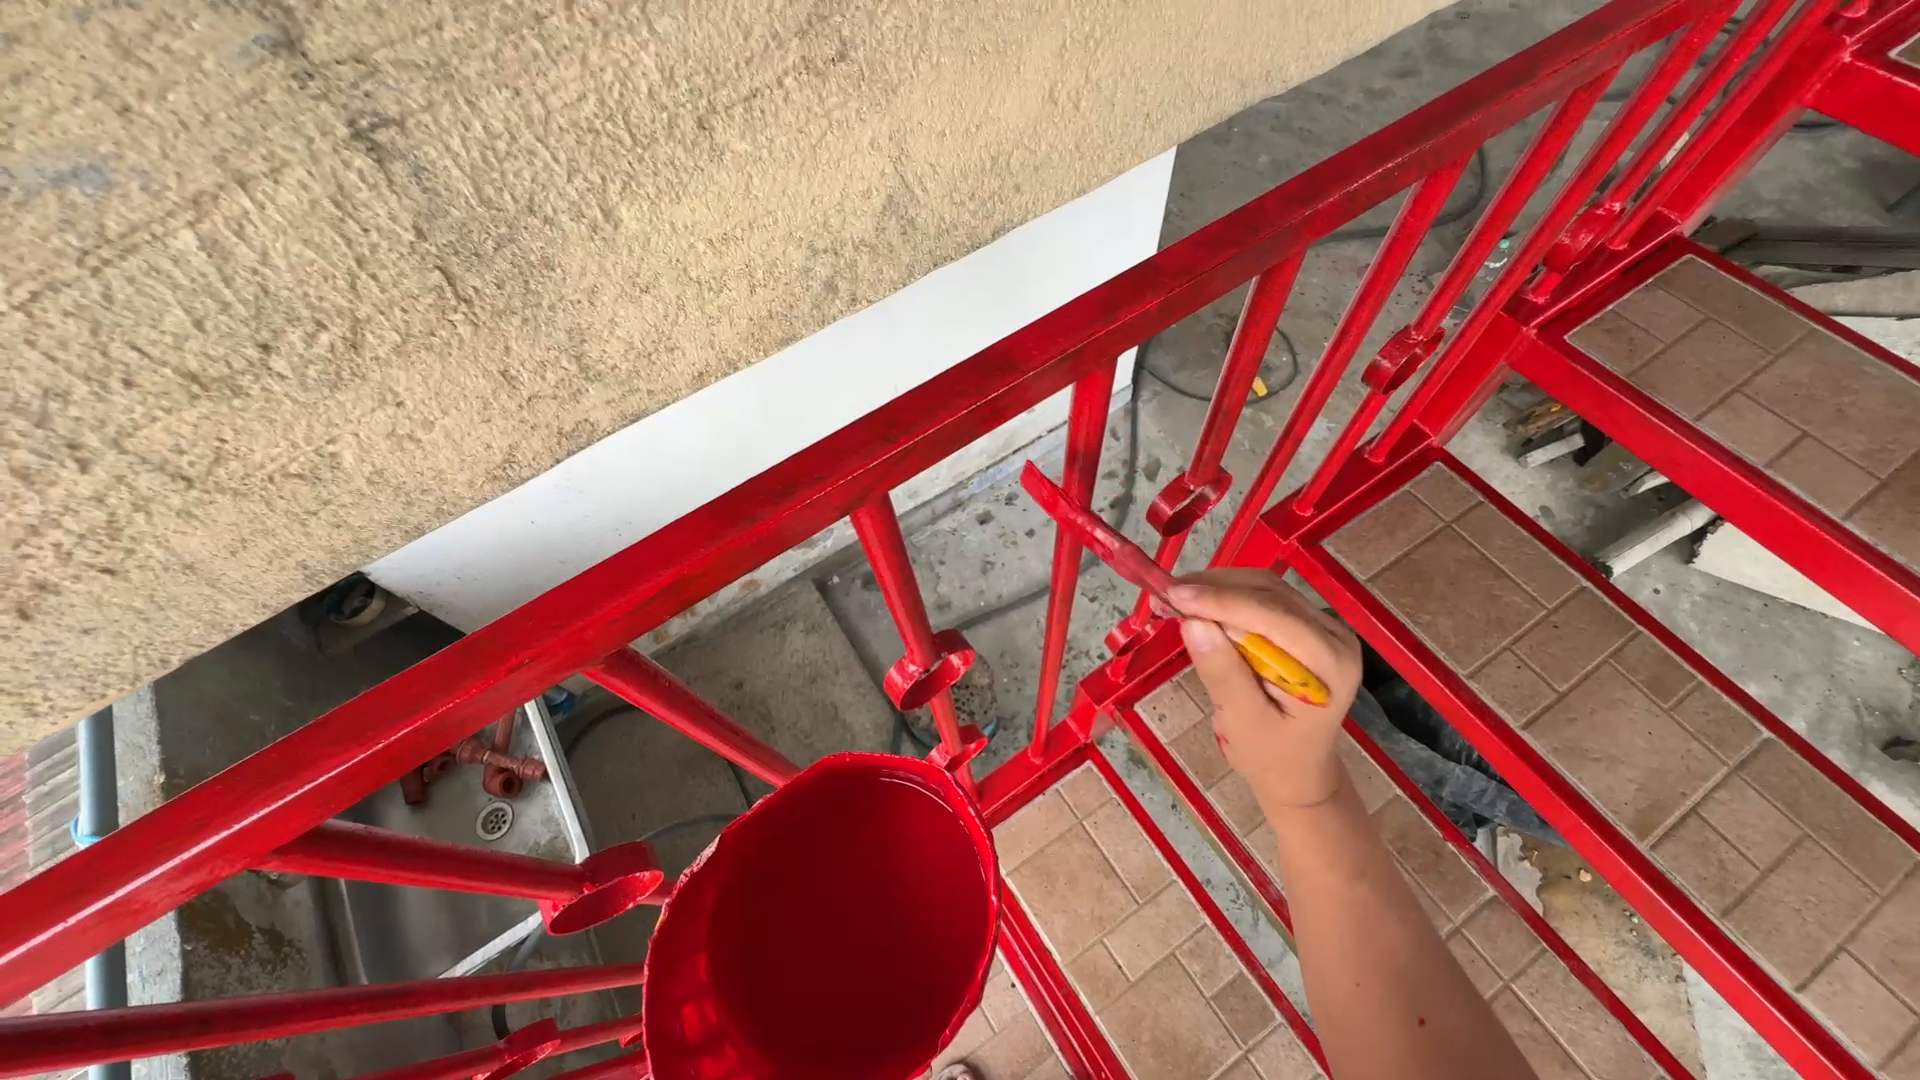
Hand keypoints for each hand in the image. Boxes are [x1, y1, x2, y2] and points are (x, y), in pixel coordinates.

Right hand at [1170, 570, 1362, 810]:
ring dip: (1216, 588)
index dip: (1222, 601)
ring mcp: (1320, 627)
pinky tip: (1197, 604)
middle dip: (1214, 589)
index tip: (1175, 595)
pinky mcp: (1302, 624)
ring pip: (1263, 588)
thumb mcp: (1244, 723)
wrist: (1295, 770)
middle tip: (1165, 593)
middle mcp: (1333, 635)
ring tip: (1173, 597)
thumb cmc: (1271, 755)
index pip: (1273, 616)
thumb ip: (1223, 674)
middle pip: (1269, 594)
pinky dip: (1225, 596)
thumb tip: (1193, 623)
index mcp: (1329, 662)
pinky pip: (1261, 598)